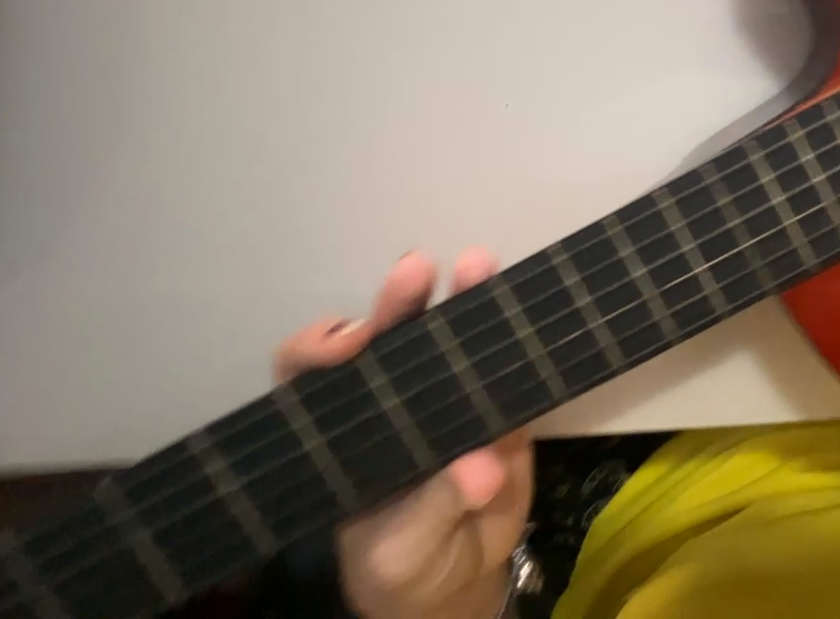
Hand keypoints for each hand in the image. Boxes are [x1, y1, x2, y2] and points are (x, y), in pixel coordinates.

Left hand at [274, 250, 533, 618]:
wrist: (465, 578)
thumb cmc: (405, 565)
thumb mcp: (401, 552)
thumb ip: (433, 509)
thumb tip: (483, 470)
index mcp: (345, 431)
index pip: (315, 375)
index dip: (322, 348)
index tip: (353, 343)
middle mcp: (394, 398)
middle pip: (388, 338)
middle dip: (398, 301)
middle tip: (416, 270)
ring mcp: (452, 394)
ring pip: (452, 335)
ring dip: (463, 295)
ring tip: (477, 263)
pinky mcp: (502, 400)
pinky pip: (508, 360)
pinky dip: (516, 330)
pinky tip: (524, 303)